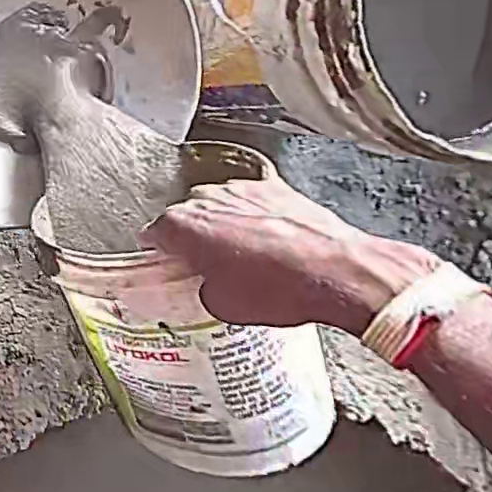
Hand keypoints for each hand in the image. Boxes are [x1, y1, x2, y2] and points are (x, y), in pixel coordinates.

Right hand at [138, 172, 442, 335]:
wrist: (339, 272)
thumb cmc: (282, 289)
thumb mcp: (224, 306)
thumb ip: (201, 287)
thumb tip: (208, 283)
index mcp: (181, 225)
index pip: (153, 235)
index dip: (160, 254)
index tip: (169, 264)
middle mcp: (204, 198)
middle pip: (184, 217)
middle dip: (193, 238)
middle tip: (209, 266)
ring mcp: (238, 188)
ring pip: (217, 206)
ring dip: (223, 224)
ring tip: (246, 255)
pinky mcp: (272, 185)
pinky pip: (250, 201)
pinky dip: (254, 216)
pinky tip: (271, 242)